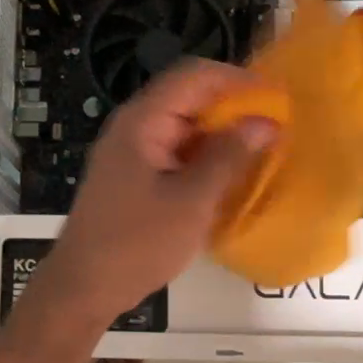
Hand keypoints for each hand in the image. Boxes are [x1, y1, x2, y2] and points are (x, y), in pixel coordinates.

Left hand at [31, 61, 277, 327]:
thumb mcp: (191, 201)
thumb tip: (266, 121)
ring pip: (184, 126)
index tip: (278, 98)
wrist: (84, 286)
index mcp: (142, 120)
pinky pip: (175, 151)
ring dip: (221, 133)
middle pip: (188, 97)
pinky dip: (204, 156)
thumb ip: (229, 157)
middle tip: (276, 126)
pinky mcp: (134, 176)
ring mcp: (131, 151)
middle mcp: (134, 126)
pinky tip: (230, 174)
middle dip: (233, 106)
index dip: (238, 79)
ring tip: (262, 149)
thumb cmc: (136, 243)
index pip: (194, 75)